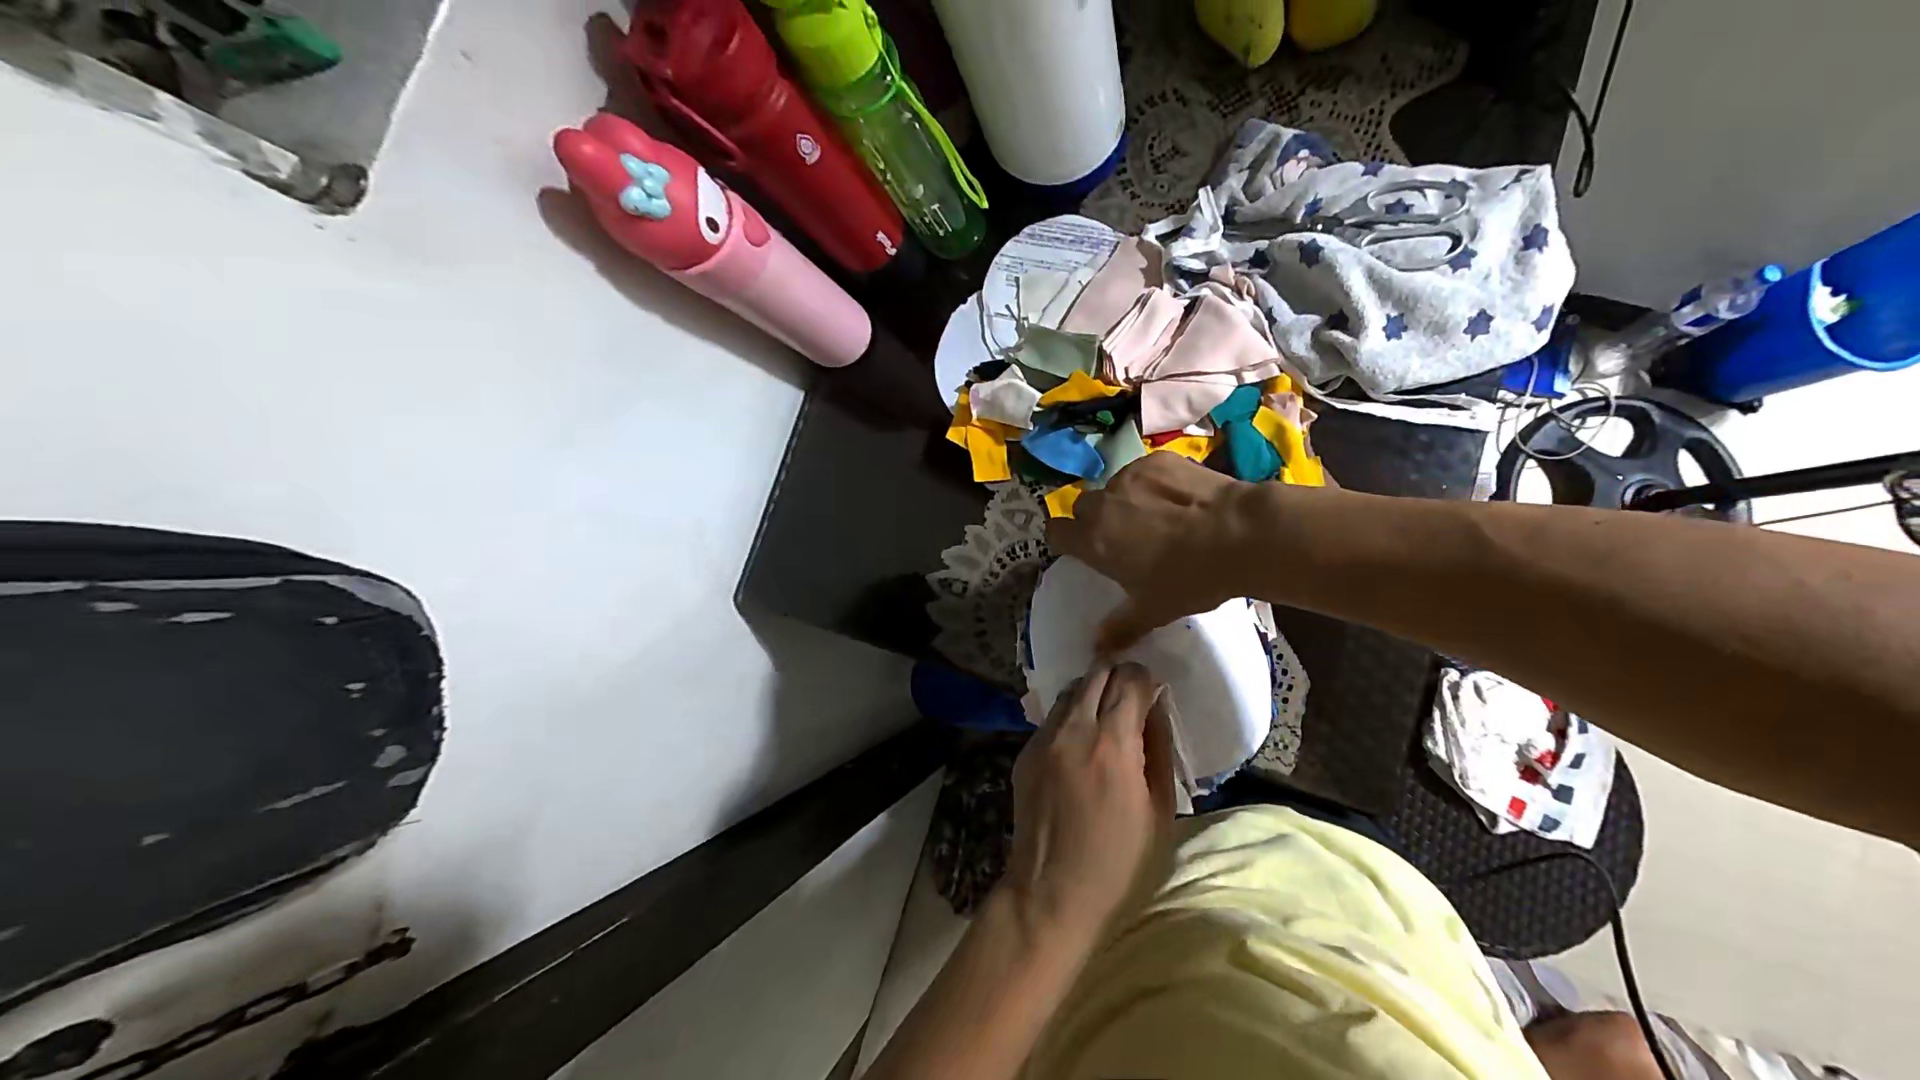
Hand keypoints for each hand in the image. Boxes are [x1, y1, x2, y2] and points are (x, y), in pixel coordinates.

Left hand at [1003, 663, 1176, 951]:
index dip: (1147, 681)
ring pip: (1071, 691)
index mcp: (1113, 744)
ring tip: (1107, 720)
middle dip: (1120, 677)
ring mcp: (1043, 739)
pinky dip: (1072, 716)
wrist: (1050, 892)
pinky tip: (1081, 744)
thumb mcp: (1160, 811)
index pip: (1130, 680)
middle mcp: (1073, 730)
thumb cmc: (1119, 864)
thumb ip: (1160, 750)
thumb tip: (1156, 709)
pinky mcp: (1025, 752)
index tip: (1155, 695)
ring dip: (1093, 692)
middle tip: (1134, 700)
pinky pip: (1053, 718)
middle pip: (1097, 673)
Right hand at [1048, 452, 1259, 651]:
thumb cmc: (1189, 579)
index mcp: (1093, 540)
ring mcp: (1130, 476)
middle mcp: (1103, 504)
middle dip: (1098, 519)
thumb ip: (1120, 627)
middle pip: (1084, 507)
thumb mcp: (1154, 609)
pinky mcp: (1158, 460)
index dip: (1068, 540)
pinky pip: (1144, 472)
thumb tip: (1096, 649)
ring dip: (1127, 500)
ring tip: (1162, 515)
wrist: (1240, 534)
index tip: (1086, 549)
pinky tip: (1182, 498)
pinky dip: (1155, 483)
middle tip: (1128, 537)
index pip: (1056, 532)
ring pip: (1115, 487)